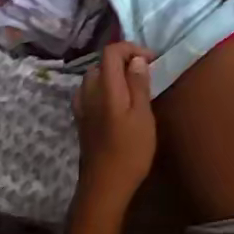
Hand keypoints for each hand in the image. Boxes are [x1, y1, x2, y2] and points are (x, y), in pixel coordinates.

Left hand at [73, 42, 156, 204]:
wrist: (105, 185)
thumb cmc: (130, 151)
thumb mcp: (142, 116)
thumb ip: (138, 85)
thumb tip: (137, 59)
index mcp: (106, 88)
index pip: (111, 51)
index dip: (132, 49)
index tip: (152, 61)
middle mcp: (89, 92)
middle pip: (102, 63)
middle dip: (124, 60)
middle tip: (147, 74)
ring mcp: (82, 106)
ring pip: (95, 77)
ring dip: (114, 74)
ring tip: (135, 87)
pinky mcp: (82, 119)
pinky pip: (90, 92)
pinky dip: (105, 88)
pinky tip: (116, 102)